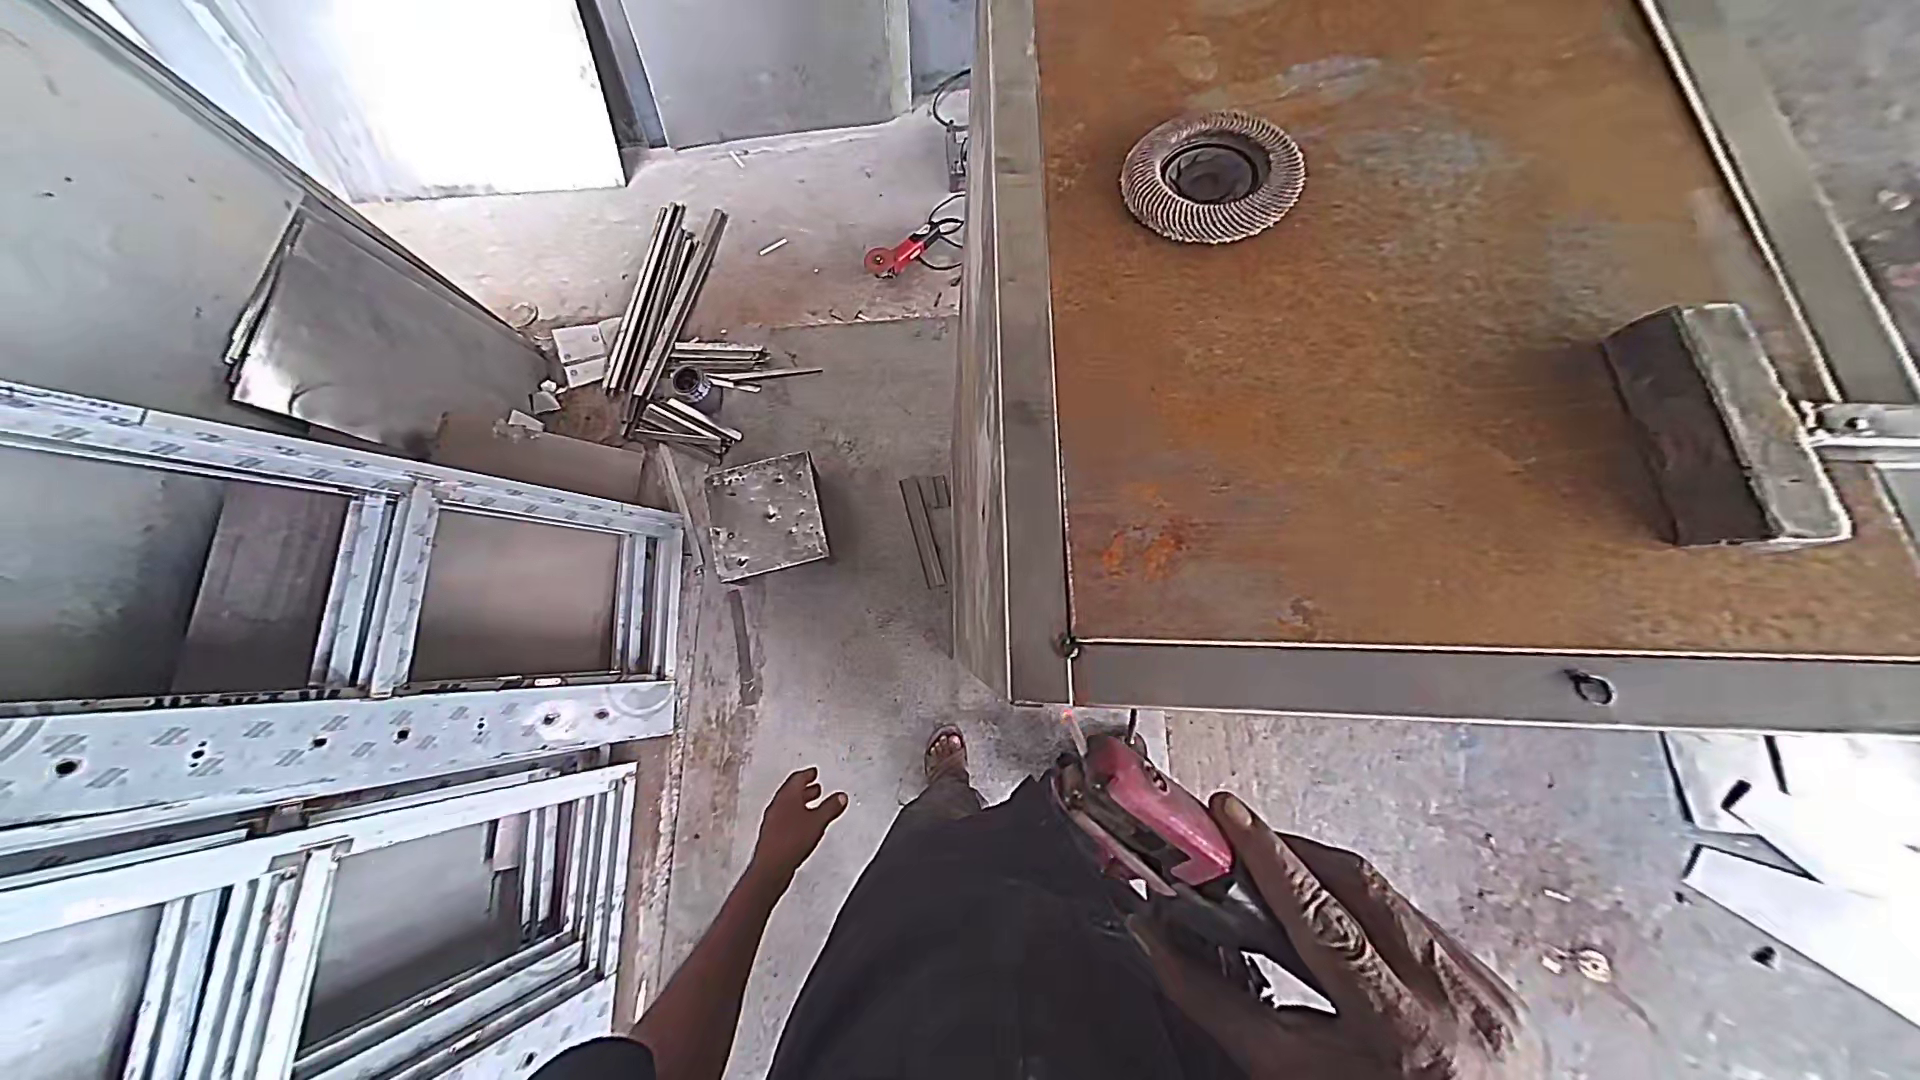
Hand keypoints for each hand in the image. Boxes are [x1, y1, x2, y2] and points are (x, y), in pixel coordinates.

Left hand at [749, 768, 847, 883]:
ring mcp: (772, 821)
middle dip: (804, 788)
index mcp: (787, 796)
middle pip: (791, 791)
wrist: (771, 867)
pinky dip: (794, 816)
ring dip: (800, 802)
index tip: (813, 772)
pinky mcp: (771, 835)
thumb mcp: (819, 821)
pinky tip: (801, 826)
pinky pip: (784, 819)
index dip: (807, 774)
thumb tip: (841, 797)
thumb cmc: (790, 841)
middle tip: (814, 786)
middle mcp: (777, 805)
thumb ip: (831, 807)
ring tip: (811, 805)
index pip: (797, 778)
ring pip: (787, 805)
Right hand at [1135, 792, 1543, 1079]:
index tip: (1229, 814)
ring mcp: (1480, 994)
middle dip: (1283, 849)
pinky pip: (1407, 912)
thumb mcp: (1285, 1072)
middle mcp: (1449, 1011)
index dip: (1264, 859)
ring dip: (1316, 867)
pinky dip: (1357, 899)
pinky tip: (1331, 910)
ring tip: (1275, 867)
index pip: (1315, 923)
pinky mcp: (1495, 985)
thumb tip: (1157, 937)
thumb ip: (1216, 1002)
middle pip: (1350, 887)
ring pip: (1378, 889)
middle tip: (1236, 828)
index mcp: (1396, 1043)